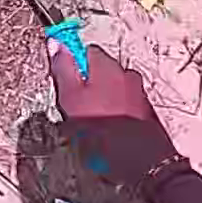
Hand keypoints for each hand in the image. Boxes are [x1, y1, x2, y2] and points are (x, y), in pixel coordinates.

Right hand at [49, 44, 181, 187]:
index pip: (85, 51)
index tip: (64, 78)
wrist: (137, 158)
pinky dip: (114, 110)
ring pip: (112, 86)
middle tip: (74, 104)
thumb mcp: (70, 96)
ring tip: (90, 120)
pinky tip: (106, 127)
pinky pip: (123, 102)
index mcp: (106, 66)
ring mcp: (138, 92)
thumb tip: (56, 44)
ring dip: (102, 97)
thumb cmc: (101, 127)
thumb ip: (63, 68)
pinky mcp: (145, 109)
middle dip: (87, 82)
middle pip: (100, 69)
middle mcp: (126, 74)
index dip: (72, 64)